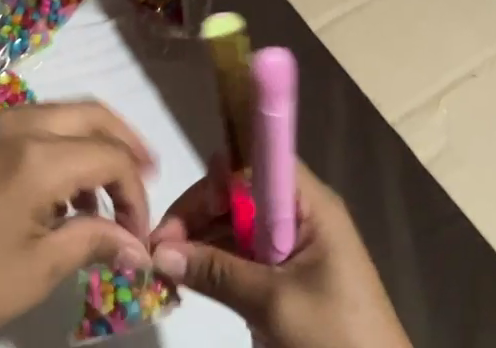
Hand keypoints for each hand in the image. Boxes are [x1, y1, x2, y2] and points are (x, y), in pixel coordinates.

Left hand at [0, 101, 156, 347]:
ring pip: (52, 114)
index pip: (110, 156)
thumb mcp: (36, 270)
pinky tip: (44, 189)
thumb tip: (138, 247)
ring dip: (82, 144)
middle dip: (122, 144)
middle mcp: (10, 121)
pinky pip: (17, 123)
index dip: (136, 193)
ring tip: (92, 198)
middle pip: (88, 114)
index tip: (138, 234)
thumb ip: (93, 242)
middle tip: (143, 180)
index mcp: (35, 155)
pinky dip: (46, 144)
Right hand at [150, 160, 410, 347]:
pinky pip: (245, 252)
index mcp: (310, 205)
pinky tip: (190, 278)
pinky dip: (217, 262)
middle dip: (198, 215)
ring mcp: (296, 243)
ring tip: (167, 268)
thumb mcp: (273, 304)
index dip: (215, 181)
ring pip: (237, 223)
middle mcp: (302, 213)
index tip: (183, 216)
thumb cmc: (336, 337)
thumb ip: (217, 273)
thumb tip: (158, 253)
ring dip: (202, 241)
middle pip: (238, 194)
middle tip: (161, 248)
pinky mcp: (291, 272)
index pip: (252, 164)